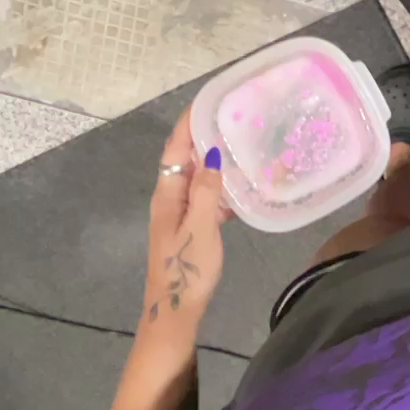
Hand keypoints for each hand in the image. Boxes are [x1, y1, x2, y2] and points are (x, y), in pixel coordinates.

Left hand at [140, 112, 227, 352]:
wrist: (175, 311)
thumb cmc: (186, 269)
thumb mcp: (200, 227)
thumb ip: (206, 190)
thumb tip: (210, 153)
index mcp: (167, 194)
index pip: (175, 147)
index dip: (188, 122)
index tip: (209, 98)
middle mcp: (170, 198)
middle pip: (184, 157)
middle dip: (204, 133)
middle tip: (234, 114)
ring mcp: (180, 212)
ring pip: (196, 175)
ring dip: (214, 157)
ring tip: (242, 140)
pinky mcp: (192, 226)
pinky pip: (206, 194)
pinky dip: (220, 182)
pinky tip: (241, 183)